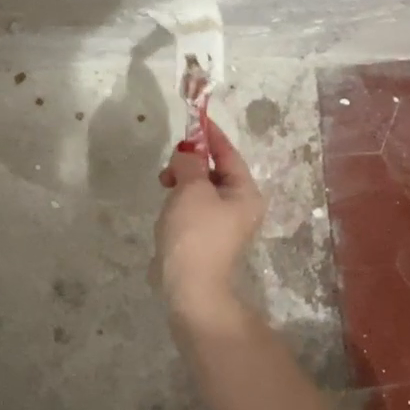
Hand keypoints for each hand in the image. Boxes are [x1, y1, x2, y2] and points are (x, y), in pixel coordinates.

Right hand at [155, 117, 264, 319]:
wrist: (191, 289)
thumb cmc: (195, 235)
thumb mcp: (191, 190)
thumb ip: (189, 164)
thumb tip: (186, 153)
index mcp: (245, 193)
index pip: (229, 154)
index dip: (210, 136)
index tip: (194, 120)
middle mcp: (241, 208)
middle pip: (216, 172)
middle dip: (191, 163)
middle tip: (167, 167)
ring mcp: (225, 226)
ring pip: (202, 191)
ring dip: (183, 183)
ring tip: (164, 190)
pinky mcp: (207, 240)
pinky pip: (195, 209)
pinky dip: (181, 202)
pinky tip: (167, 211)